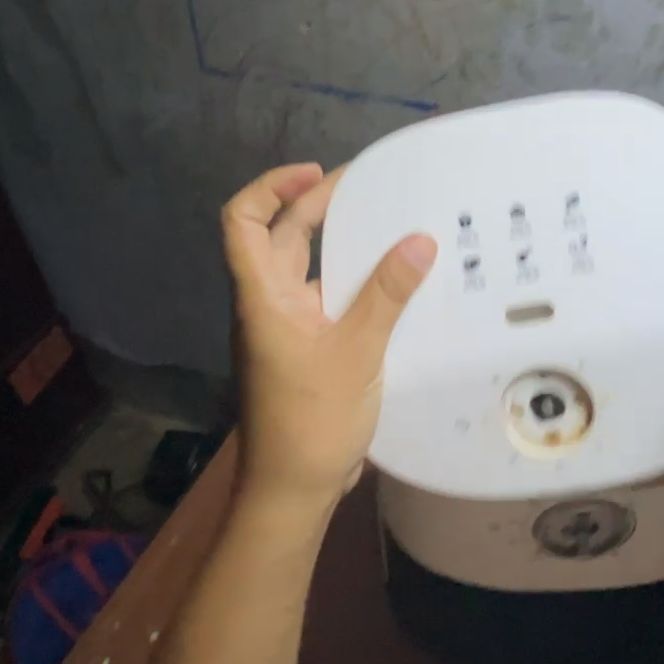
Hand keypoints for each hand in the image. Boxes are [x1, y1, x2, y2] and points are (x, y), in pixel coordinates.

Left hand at [223, 163, 437, 503]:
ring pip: (309, 269)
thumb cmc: (310, 419)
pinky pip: (329, 300)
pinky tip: (394, 282)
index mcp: (262, 296)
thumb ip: (386, 295)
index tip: (317, 175)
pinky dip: (355, 282)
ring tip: (389, 225)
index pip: (242, 221)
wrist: (293, 489)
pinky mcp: (310, 349)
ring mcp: (289, 327)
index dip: (271, 187)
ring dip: (340, 244)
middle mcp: (270, 303)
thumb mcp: (355, 352)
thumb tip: (420, 240)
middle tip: (370, 187)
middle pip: (282, 237)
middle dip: (319, 205)